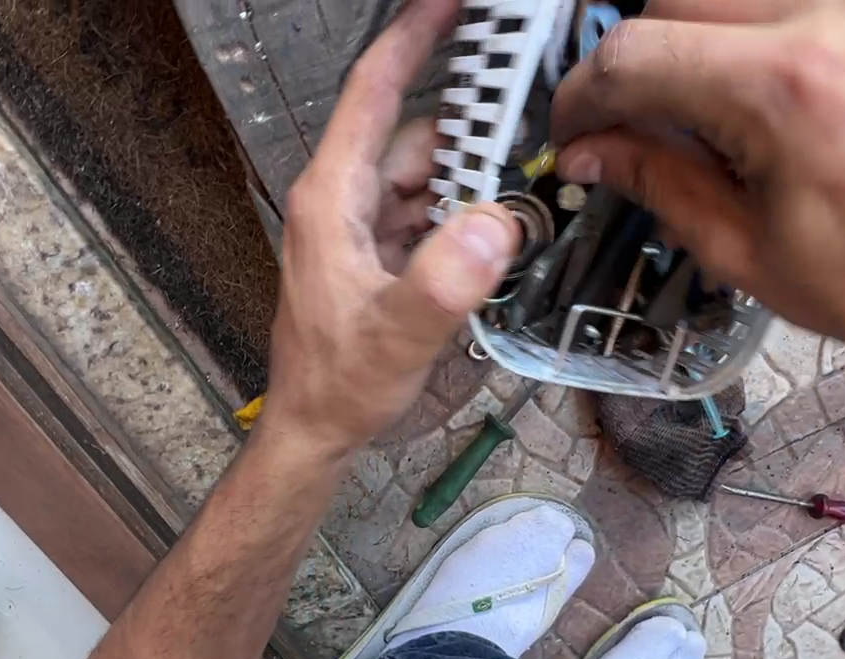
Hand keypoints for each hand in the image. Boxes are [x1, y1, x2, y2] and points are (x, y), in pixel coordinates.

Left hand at [261, 0, 519, 459]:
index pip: (375, 90)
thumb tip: (498, 223)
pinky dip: (456, 224)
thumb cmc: (341, 385)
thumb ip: (443, 283)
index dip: (415, 36)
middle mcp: (341, 203)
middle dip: (469, 138)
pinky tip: (487, 244)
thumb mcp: (395, 338)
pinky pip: (421, 220)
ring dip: (467, 189)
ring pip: (421, 183)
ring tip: (517, 205)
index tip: (455, 0)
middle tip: (529, 144)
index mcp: (333, 198)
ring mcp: (358, 233)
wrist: (316, 429)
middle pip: (412, 140)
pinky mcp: (374, 261)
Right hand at [549, 0, 844, 388]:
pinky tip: (751, 66)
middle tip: (626, 118)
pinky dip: (755, 20)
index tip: (572, 129)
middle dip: (633, 57)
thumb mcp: (739, 249)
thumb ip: (655, 180)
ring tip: (691, 95)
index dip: (582, 95)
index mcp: (791, 93)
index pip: (637, 54)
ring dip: (692, 29)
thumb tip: (588, 151)